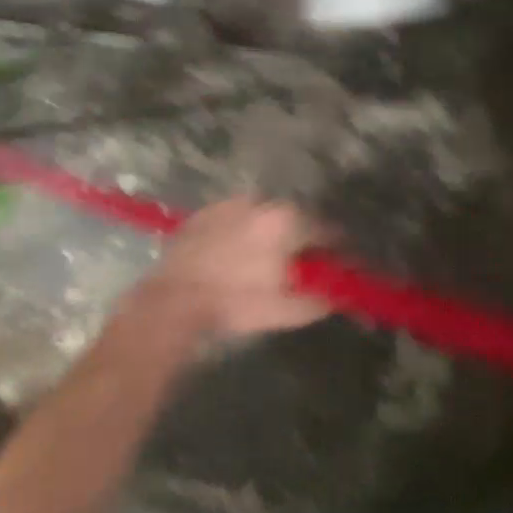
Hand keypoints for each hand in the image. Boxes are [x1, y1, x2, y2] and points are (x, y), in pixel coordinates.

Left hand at [142, 197, 330, 340]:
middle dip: (299, 239)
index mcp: (285, 220)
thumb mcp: (290, 309)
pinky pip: (229, 221)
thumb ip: (323, 298)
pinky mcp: (197, 215)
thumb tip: (339, 294)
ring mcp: (222, 206)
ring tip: (264, 260)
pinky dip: (238, 233)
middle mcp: (255, 204)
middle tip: (299, 264)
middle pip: (291, 220)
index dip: (336, 252)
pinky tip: (234, 254)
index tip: (337, 267)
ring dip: (267, 234)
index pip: (327, 232)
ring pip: (258, 218)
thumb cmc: (235, 302)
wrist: (174, 298)